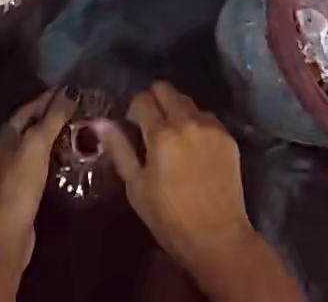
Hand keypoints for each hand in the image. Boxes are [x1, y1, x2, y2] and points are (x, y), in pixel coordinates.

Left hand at [0, 88, 72, 257]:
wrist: (9, 232)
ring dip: (54, 136)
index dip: (48, 97)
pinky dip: (53, 155)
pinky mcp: (21, 190)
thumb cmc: (20, 182)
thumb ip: (53, 117)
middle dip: (52, 115)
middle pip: (31, 126)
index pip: (28, 108)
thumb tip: (70, 91)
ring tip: (78, 129)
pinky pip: (39, 162)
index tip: (70, 90)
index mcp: (4, 136)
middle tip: (78, 109)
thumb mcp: (37, 143)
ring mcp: (11, 172)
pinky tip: (68, 156)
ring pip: (35, 145)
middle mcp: (4, 151)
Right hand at [94, 82, 261, 286]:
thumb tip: (99, 122)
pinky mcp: (227, 135)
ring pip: (187, 101)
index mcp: (162, 134)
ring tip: (175, 140)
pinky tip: (195, 149)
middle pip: (166, 89)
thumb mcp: (137, 187)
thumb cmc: (169, 218)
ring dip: (177, 112)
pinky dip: (196, 124)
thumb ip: (119, 149)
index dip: (134, 111)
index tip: (134, 128)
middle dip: (155, 101)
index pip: (142, 99)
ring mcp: (210, 126)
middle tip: (152, 128)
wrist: (217, 237)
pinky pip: (207, 117)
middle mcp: (187, 121)